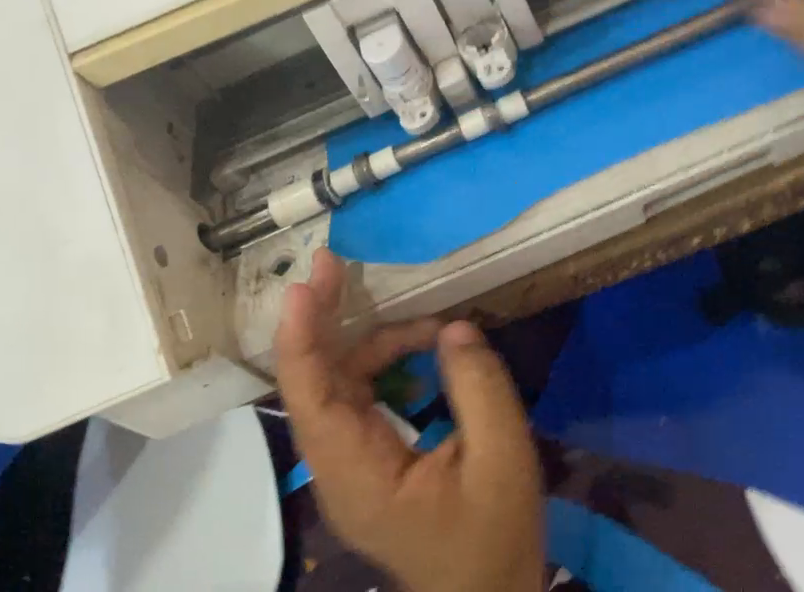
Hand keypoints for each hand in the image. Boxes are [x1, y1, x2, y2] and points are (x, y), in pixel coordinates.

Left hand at [274, 249, 544, 591]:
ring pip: (334, 386)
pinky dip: (380, 361)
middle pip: (312, 384)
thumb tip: (452, 327)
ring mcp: (349, 466)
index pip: (311, 399)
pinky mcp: (366, 462)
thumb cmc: (493, 538)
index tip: (302, 287)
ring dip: (362, 338)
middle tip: (332, 264)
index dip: (301, 339)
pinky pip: (356, 398)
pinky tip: (417, 343)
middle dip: (319, 319)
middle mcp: (337, 469)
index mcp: (357, 475)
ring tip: (419, 315)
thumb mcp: (502, 459)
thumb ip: (479, 387)